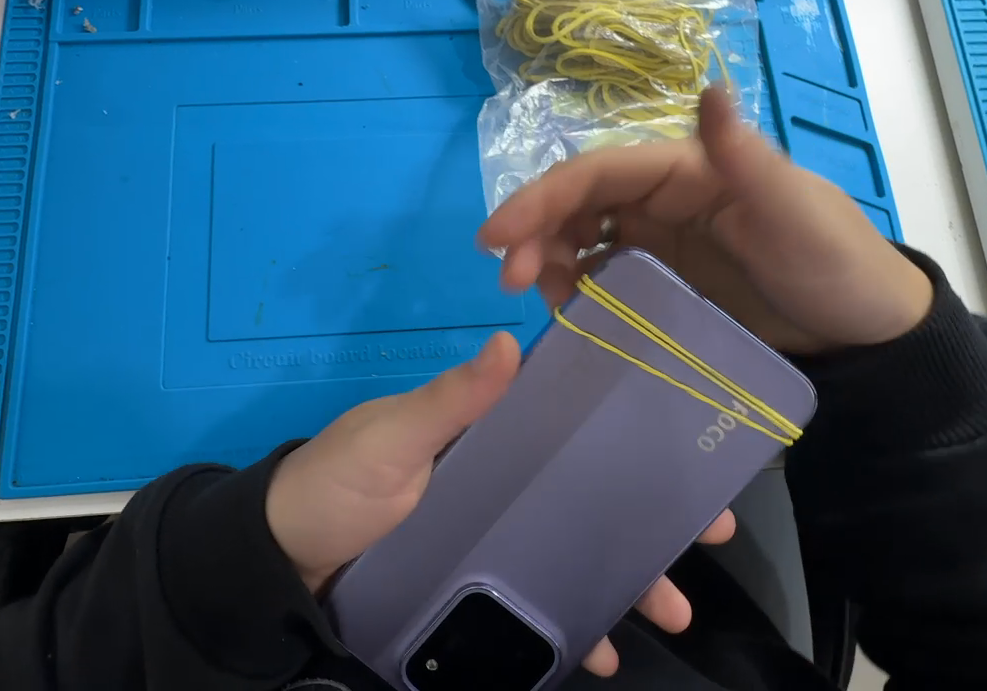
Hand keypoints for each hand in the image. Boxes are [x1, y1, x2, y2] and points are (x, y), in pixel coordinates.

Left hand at [265, 331, 736, 676]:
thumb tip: (511, 340)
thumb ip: (449, 400)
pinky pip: (537, 600)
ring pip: (573, 548)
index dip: (625, 434)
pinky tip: (599, 647)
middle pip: (586, 491)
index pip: (568, 423)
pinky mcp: (478, 582)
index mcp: (485, 429)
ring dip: (624, 575)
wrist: (283, 564)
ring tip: (668, 608)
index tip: (683, 450)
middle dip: (646, 513)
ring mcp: (491, 533)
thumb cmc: (337, 482)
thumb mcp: (391, 436)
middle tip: (703, 537)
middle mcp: (500, 477)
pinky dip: (572, 621)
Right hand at [477, 86, 932, 355]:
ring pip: (580, 239)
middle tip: (511, 280)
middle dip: (534, 233)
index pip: (598, 174)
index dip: (541, 197)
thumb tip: (710, 87)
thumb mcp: (795, 213)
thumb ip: (746, 158)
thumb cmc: (835, 266)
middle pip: (577, 205)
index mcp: (685, 171)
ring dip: (548, 261)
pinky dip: (573, 288)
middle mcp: (661, 200)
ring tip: (542, 300)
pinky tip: (568, 312)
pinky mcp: (660, 281)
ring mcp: (658, 242)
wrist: (863, 337)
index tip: (497, 237)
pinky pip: (600, 276)